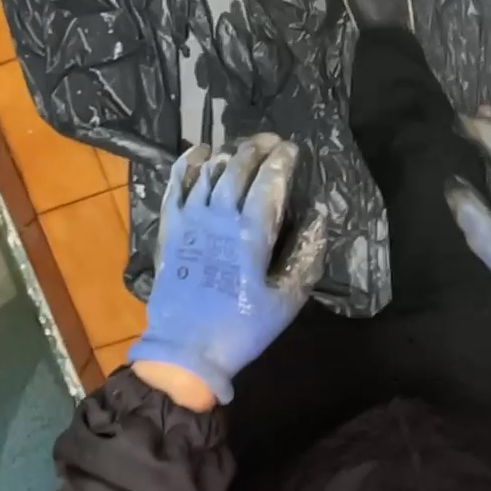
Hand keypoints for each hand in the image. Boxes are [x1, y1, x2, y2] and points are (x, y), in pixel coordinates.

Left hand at [128, 133, 327, 404]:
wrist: (185, 350)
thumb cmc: (240, 329)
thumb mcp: (286, 301)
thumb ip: (306, 257)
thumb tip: (321, 218)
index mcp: (250, 233)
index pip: (269, 182)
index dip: (282, 161)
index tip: (293, 149)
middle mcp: (219, 216)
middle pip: (238, 168)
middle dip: (258, 148)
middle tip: (272, 141)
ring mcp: (191, 218)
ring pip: (210, 171)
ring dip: (229, 153)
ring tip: (243, 147)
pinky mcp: (170, 226)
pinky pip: (177, 184)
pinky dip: (188, 163)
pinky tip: (199, 151)